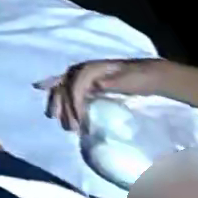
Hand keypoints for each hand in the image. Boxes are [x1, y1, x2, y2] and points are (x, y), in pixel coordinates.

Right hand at [36, 58, 166, 131]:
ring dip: (57, 103)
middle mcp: (79, 71)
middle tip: (68, 128)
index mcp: (89, 69)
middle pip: (63, 87)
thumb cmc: (140, 78)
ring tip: (55, 119)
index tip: (79, 122)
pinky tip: (50, 102)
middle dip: (62, 107)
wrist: (147, 74)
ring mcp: (80, 76)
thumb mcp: (131, 80)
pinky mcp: (84, 83)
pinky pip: (65, 89)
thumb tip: (96, 84)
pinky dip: (57, 96)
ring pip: (61, 88)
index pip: (74, 86)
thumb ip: (114, 81)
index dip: (73, 104)